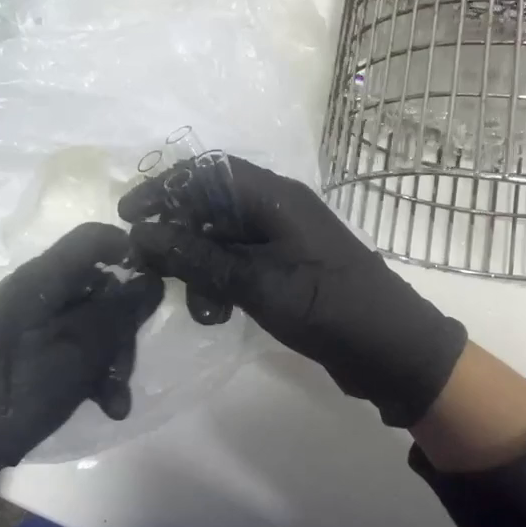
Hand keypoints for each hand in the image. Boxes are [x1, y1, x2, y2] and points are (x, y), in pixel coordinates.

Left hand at [0, 223, 162, 526]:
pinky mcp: (26, 349)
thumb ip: (119, 313)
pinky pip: (70, 345)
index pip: (92, 238)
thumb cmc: (21, 388)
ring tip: (117, 402)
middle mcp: (35, 290)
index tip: (154, 281)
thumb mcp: (81, 351)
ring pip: (88, 321)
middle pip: (96, 287)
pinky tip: (105, 405)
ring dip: (110, 358)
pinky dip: (90, 371)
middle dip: (121, 328)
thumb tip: (150, 278)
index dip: (128, 250)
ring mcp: (29, 320)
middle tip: (127, 369)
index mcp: (42, 278)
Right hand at [119, 154, 466, 427]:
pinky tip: (213, 312)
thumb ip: (198, 258)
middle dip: (175, 230)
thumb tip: (142, 235)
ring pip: (219, 235)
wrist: (395, 355)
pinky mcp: (283, 267)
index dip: (165, 187)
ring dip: (195, 263)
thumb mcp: (258, 285)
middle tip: (145, 261)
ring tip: (190, 301)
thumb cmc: (331, 310)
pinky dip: (216, 281)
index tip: (130, 215)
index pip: (208, 171)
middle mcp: (276, 208)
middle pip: (209, 202)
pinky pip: (235, 261)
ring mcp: (281, 238)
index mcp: (276, 197)